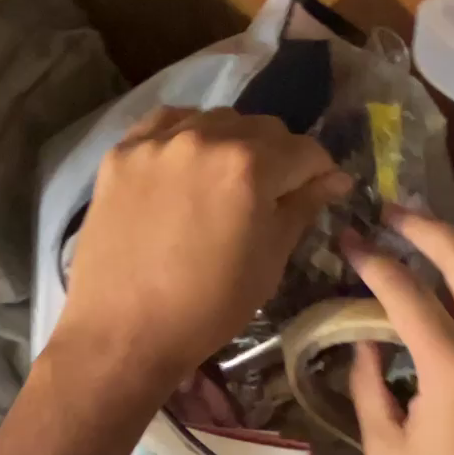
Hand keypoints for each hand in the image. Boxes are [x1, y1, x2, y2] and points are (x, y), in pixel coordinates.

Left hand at [55, 106, 350, 388]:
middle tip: (273, 194)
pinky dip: (185, 136)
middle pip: (261, 128)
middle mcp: (205, 138)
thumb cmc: (206, 309)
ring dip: (232, 144)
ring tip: (225, 182)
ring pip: (214, 121)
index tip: (321, 192)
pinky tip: (186, 165)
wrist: (122, 333)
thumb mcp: (267, 264)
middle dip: (279, 156)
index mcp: (250, 168)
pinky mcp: (121, 153)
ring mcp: (157, 142)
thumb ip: (300, 210)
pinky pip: (165, 124)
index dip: (320, 173)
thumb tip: (332, 180)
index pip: (305, 151)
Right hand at [343, 207, 453, 454]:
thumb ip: (370, 386)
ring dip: (446, 273)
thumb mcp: (386, 450)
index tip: (349, 238)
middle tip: (392, 211)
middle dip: (428, 227)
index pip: (408, 294)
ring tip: (407, 269)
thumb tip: (367, 342)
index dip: (374, 260)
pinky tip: (436, 344)